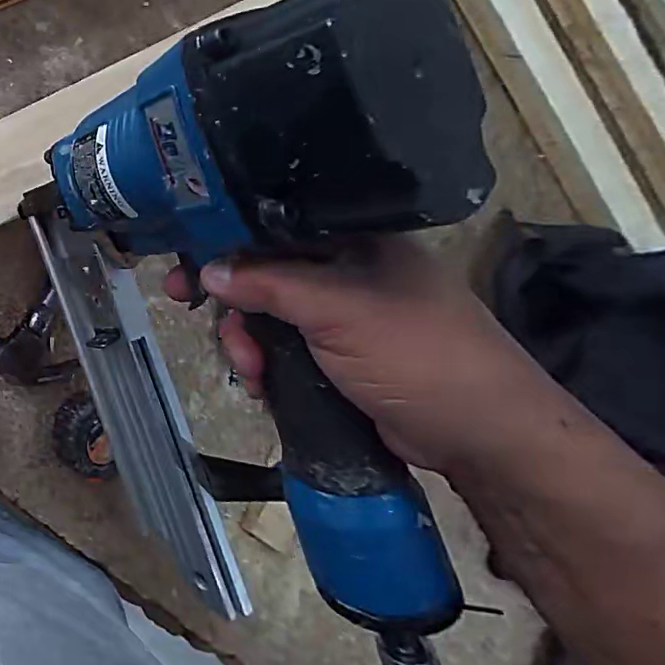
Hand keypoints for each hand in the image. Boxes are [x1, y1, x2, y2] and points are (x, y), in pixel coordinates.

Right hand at [164, 236, 574, 474]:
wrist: (480, 435)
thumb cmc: (416, 352)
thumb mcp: (339, 309)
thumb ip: (270, 284)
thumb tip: (209, 269)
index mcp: (351, 241)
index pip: (274, 229)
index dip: (224, 243)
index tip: (185, 266)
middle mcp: (343, 272)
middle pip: (263, 276)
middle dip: (233, 304)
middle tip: (193, 314)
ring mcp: (340, 318)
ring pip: (268, 319)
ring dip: (247, 343)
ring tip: (251, 371)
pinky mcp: (336, 359)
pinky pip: (283, 352)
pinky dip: (265, 367)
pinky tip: (262, 385)